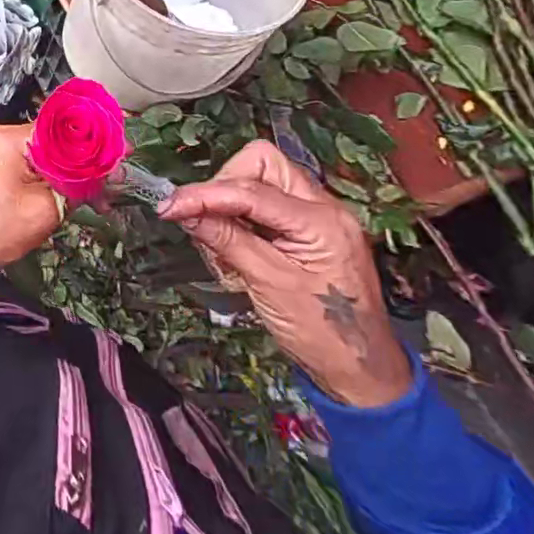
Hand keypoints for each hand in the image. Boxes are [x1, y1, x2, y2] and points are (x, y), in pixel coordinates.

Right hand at [161, 140, 412, 406]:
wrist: (363, 369)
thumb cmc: (322, 334)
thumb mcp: (268, 286)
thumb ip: (228, 241)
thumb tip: (186, 211)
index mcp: (320, 220)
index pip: (252, 191)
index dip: (205, 195)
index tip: (169, 206)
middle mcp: (324, 205)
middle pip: (263, 164)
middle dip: (226, 186)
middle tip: (205, 222)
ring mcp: (320, 213)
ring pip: (265, 177)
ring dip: (233, 202)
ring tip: (223, 247)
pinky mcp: (311, 226)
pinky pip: (271, 201)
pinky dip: (246, 216)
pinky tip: (239, 249)